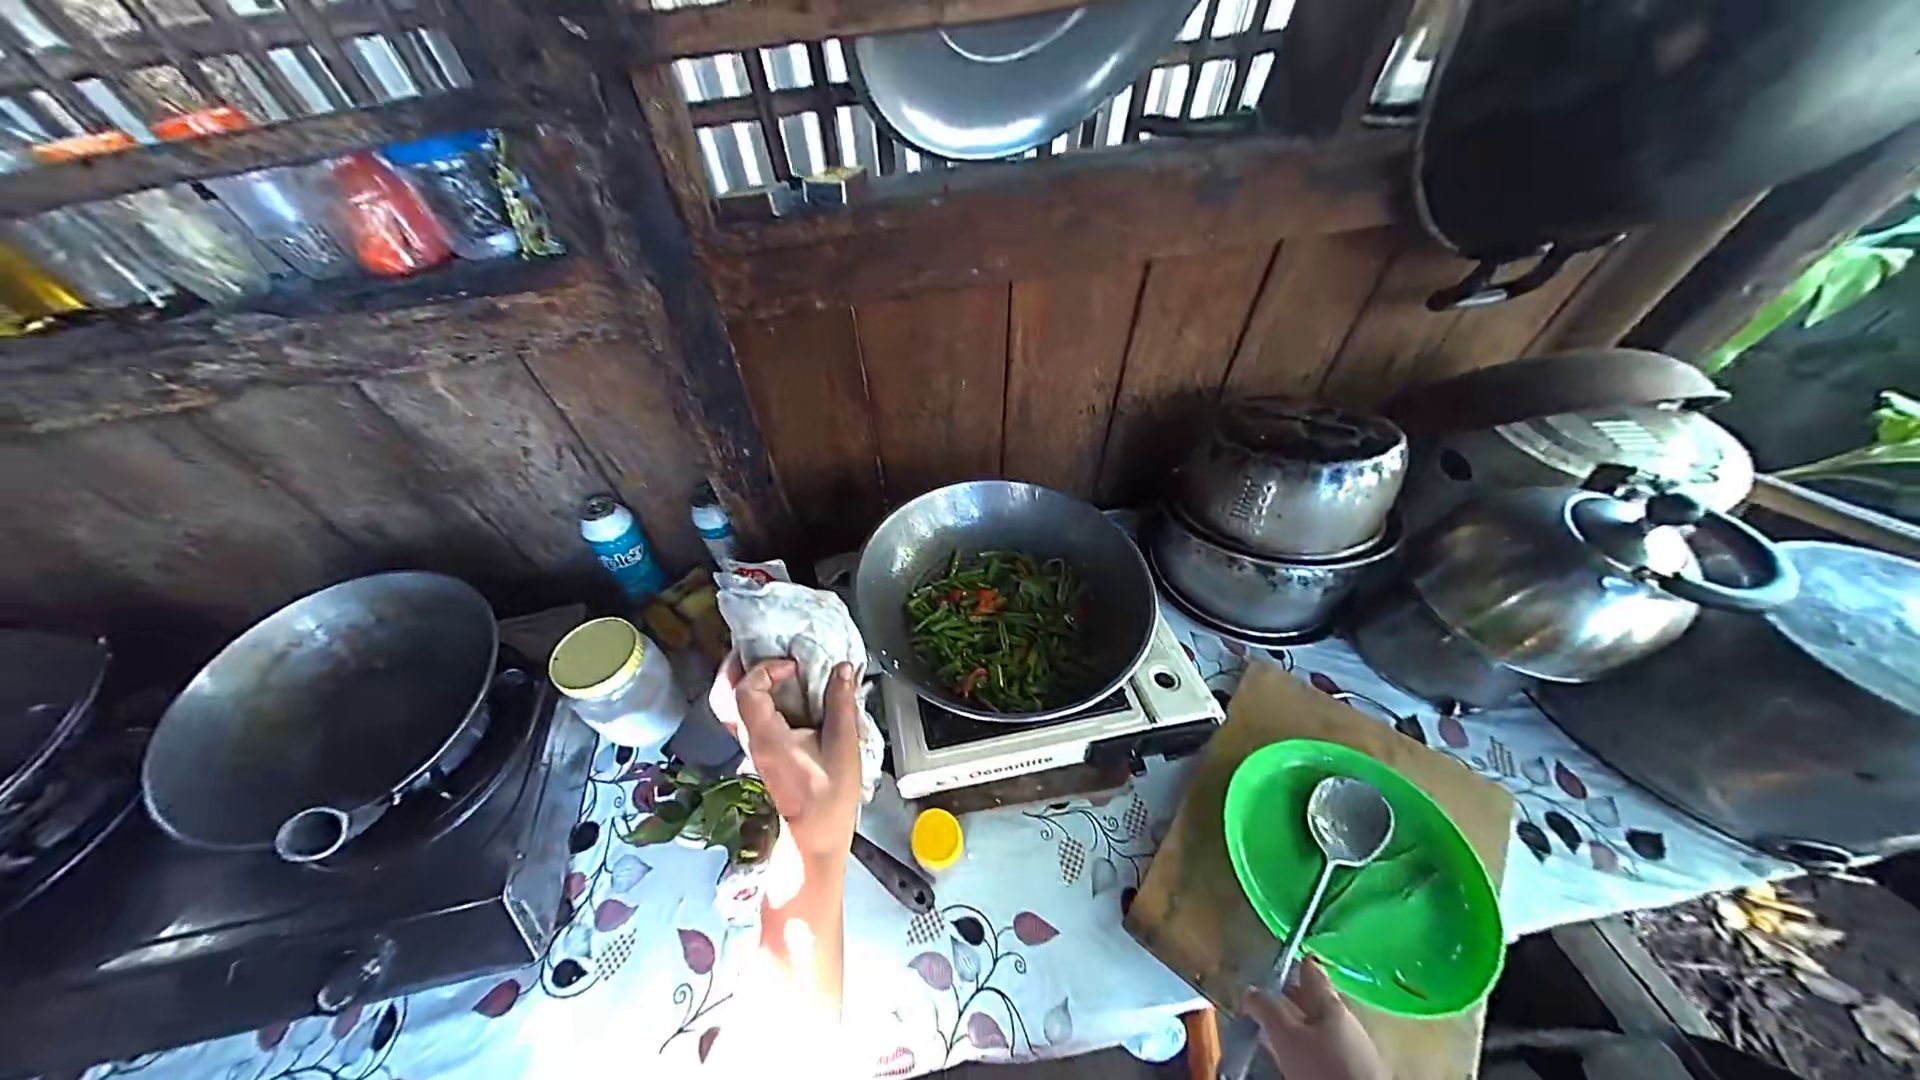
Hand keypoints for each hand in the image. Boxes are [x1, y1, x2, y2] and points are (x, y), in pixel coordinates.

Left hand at [722, 656, 863, 861]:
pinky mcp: (761, 751)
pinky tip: (779, 689)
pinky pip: (746, 714)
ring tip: (768, 663)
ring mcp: (753, 746)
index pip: (746, 691)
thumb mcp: (842, 745)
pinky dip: (755, 694)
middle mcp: (751, 739)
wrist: (816, 834)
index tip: (795, 667)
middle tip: (757, 647)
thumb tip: (843, 669)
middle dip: (736, 666)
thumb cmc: (829, 795)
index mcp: (767, 737)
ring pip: (730, 705)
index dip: (766, 669)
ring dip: (744, 679)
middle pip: (724, 696)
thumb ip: (841, 703)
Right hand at [1245, 959, 1386, 1079]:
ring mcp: (1355, 1049)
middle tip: (1271, 992)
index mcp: (1332, 1004)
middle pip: (1317, 1001)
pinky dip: (1310, 1045)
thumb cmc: (1323, 1068)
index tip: (1285, 954)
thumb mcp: (1286, 1036)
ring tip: (1278, 1026)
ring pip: (1321, 1027)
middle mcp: (1347, 1021)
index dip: (1297, 963)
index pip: (1311, 972)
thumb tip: (1249, 991)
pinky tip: (1296, 1054)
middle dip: (1294, 996)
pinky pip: (1327, 1049)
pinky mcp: (1355, 1073)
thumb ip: (1266, 1008)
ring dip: (1300, 1023)